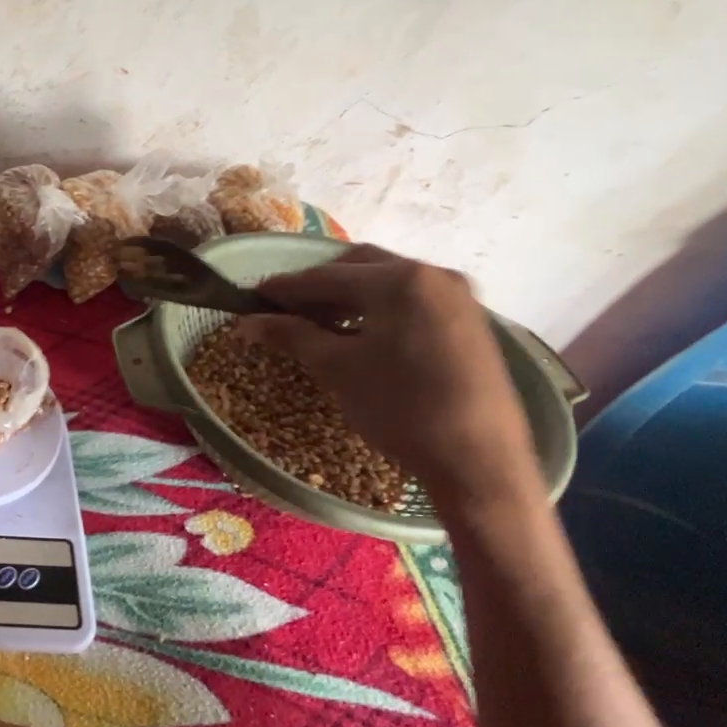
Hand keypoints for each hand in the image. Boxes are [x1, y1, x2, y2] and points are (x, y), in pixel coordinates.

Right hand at [235, 245, 544, 515]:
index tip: (252, 299)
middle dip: (319, 286)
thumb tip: (248, 321)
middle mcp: (434, 274)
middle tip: (286, 311)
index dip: (284, 288)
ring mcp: (458, 297)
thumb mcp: (336, 368)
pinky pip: (412, 300)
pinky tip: (359, 335)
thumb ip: (291, 335)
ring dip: (349, 296)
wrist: (478, 459)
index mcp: (399, 280)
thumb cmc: (400, 408)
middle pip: (360, 267)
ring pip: (388, 282)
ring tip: (318, 324)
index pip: (325, 276)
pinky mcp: (469, 321)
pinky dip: (379, 308)